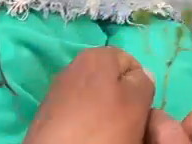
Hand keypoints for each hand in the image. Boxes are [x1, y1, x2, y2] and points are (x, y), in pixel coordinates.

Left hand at [22, 47, 155, 143]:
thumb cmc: (101, 129)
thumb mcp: (136, 103)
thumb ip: (144, 83)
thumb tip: (141, 75)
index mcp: (97, 55)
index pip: (131, 64)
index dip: (140, 89)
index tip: (139, 112)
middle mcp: (75, 66)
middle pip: (111, 83)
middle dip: (121, 104)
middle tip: (126, 128)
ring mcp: (59, 91)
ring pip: (93, 102)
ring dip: (102, 118)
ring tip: (105, 137)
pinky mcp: (47, 115)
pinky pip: (76, 117)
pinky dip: (83, 128)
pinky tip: (86, 140)